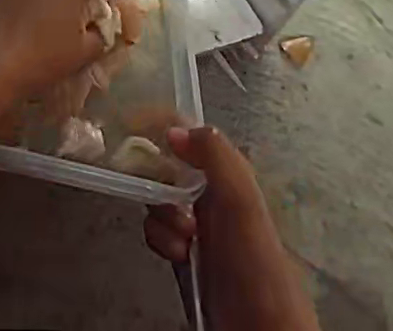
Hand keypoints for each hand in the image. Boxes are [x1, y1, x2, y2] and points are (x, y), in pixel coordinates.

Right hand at [144, 126, 319, 330]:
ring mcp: (200, 225)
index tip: (136, 127)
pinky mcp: (186, 254)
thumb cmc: (256, 265)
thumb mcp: (242, 201)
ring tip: (183, 240)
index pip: (191, 135)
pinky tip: (177, 255)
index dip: (165, 127)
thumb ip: (216, 157)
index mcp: (231, 174)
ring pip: (161, 199)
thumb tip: (174, 130)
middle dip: (159, 181)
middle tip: (174, 203)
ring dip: (161, 215)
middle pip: (169, 167)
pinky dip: (159, 239)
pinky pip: (159, 232)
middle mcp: (215, 194)